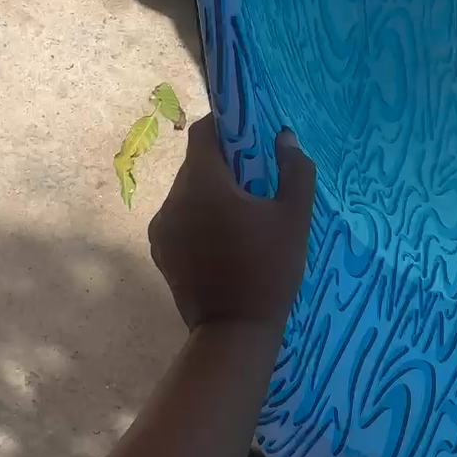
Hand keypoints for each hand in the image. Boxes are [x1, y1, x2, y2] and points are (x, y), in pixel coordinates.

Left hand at [149, 116, 317, 329]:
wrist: (234, 331)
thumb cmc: (269, 268)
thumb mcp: (294, 216)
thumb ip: (295, 169)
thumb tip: (285, 138)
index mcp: (202, 184)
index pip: (203, 132)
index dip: (226, 125)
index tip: (252, 135)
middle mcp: (173, 200)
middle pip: (196, 163)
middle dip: (225, 162)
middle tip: (259, 178)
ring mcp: (162, 227)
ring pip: (188, 191)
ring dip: (213, 191)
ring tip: (244, 212)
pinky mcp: (161, 251)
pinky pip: (181, 217)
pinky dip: (201, 215)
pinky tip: (226, 238)